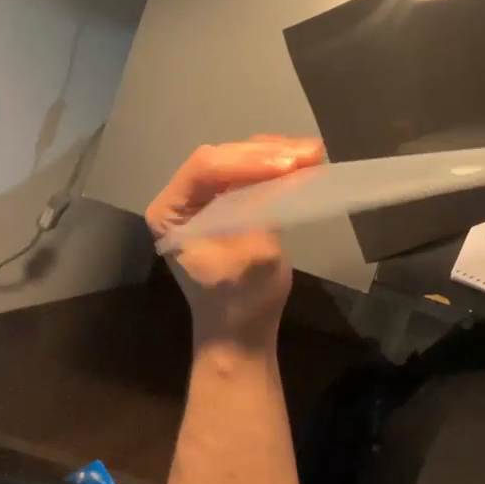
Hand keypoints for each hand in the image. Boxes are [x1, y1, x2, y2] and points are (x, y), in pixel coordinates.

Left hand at [145, 137, 324, 350]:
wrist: (239, 332)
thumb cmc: (241, 302)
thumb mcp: (256, 258)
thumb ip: (264, 213)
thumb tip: (288, 173)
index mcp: (171, 212)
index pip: (205, 168)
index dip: (248, 161)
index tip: (290, 164)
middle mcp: (182, 198)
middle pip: (223, 157)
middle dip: (268, 152)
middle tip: (311, 152)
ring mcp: (204, 199)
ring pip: (239, 159)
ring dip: (277, 153)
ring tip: (313, 152)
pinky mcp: (227, 203)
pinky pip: (250, 173)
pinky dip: (277, 166)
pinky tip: (303, 162)